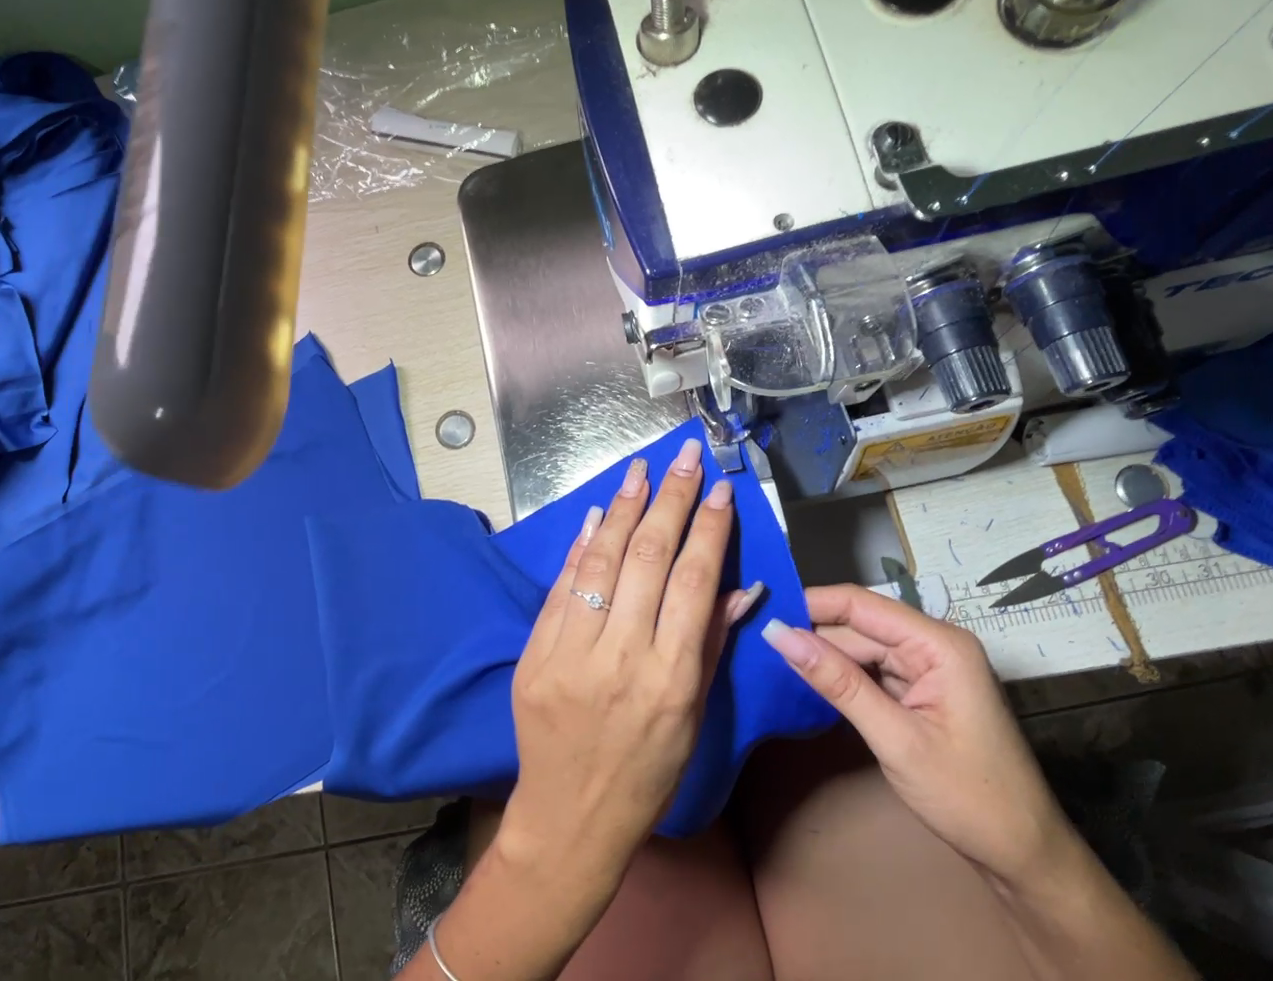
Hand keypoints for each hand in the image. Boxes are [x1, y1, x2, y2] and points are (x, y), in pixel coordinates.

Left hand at [502, 437, 760, 869]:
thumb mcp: (694, 719)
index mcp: (671, 677)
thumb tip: (737, 586)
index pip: (694, 581)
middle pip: (649, 558)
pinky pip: (562, 590)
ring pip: (602, 563)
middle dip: (669, 498)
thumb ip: (710, 646)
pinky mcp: (534, 656)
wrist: (570, 816)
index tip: (718, 488)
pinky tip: (597, 515)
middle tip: (682, 455)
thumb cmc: (646, 774)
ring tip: (639, 471)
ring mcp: (571, 654)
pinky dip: (580, 549)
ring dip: (622, 509)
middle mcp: (622, 658)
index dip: (708, 528)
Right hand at [759, 585, 1073, 885]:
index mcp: (939, 644)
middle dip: (810, 634)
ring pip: (859, 649)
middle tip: (754, 645)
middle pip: (857, 626)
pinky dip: (841, 678)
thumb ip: (836, 682)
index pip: (860, 604)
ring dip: (822, 658)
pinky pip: (871, 671)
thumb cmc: (967, 795)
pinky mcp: (921, 691)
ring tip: (769, 662)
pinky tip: (807, 683)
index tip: (758, 612)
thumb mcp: (895, 738)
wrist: (1021, 853)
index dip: (808, 603)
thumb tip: (778, 634)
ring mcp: (928, 669)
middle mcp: (934, 645)